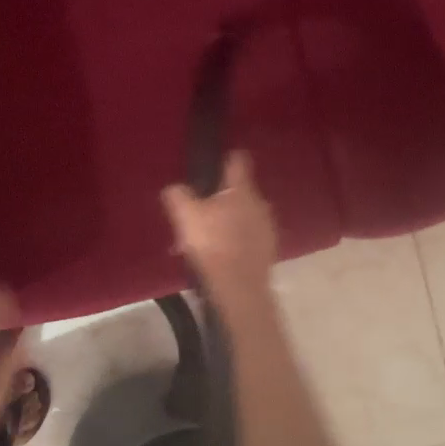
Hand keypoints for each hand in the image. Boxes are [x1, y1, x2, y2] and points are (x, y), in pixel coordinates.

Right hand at [162, 151, 278, 310]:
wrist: (239, 287)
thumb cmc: (212, 244)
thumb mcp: (184, 215)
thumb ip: (177, 195)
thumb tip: (174, 187)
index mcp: (241, 189)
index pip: (237, 160)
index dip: (225, 157)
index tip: (213, 162)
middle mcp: (260, 202)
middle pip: (240, 190)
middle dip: (222, 197)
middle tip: (201, 210)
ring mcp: (267, 226)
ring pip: (245, 214)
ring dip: (229, 220)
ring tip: (208, 237)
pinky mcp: (269, 249)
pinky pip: (250, 236)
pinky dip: (237, 240)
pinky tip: (221, 253)